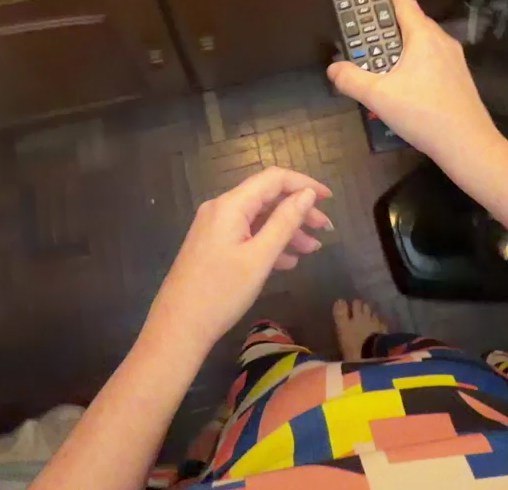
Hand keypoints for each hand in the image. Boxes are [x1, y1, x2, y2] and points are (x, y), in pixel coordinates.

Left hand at [145, 167, 333, 348]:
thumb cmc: (221, 292)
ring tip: (312, 249)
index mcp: (231, 204)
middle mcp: (221, 208)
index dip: (304, 184)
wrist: (177, 328)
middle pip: (266, 197)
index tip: (329, 198)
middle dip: (298, 209)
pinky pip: (246, 233)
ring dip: (286, 228)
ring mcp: (214, 226)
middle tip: (325, 229)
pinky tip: (288, 260)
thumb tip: (306, 194)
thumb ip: (284, 222)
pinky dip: (268, 241)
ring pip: (258, 217)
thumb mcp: (259, 258)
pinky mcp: (212, 244)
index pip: (273, 178)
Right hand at [327, 0, 504, 162]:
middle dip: (391, 21)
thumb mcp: (379, 96)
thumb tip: (333, 68)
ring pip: (424, 42)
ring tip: (382, 53)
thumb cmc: (423, 113)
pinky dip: (415, 59)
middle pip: (414, 22)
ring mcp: (454, 61)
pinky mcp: (459, 79)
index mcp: (423, 37)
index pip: (405, 4)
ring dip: (403, 43)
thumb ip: (352, 80)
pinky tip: (404, 79)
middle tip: (370, 24)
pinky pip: (432, 58)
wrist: (468, 145)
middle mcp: (441, 42)